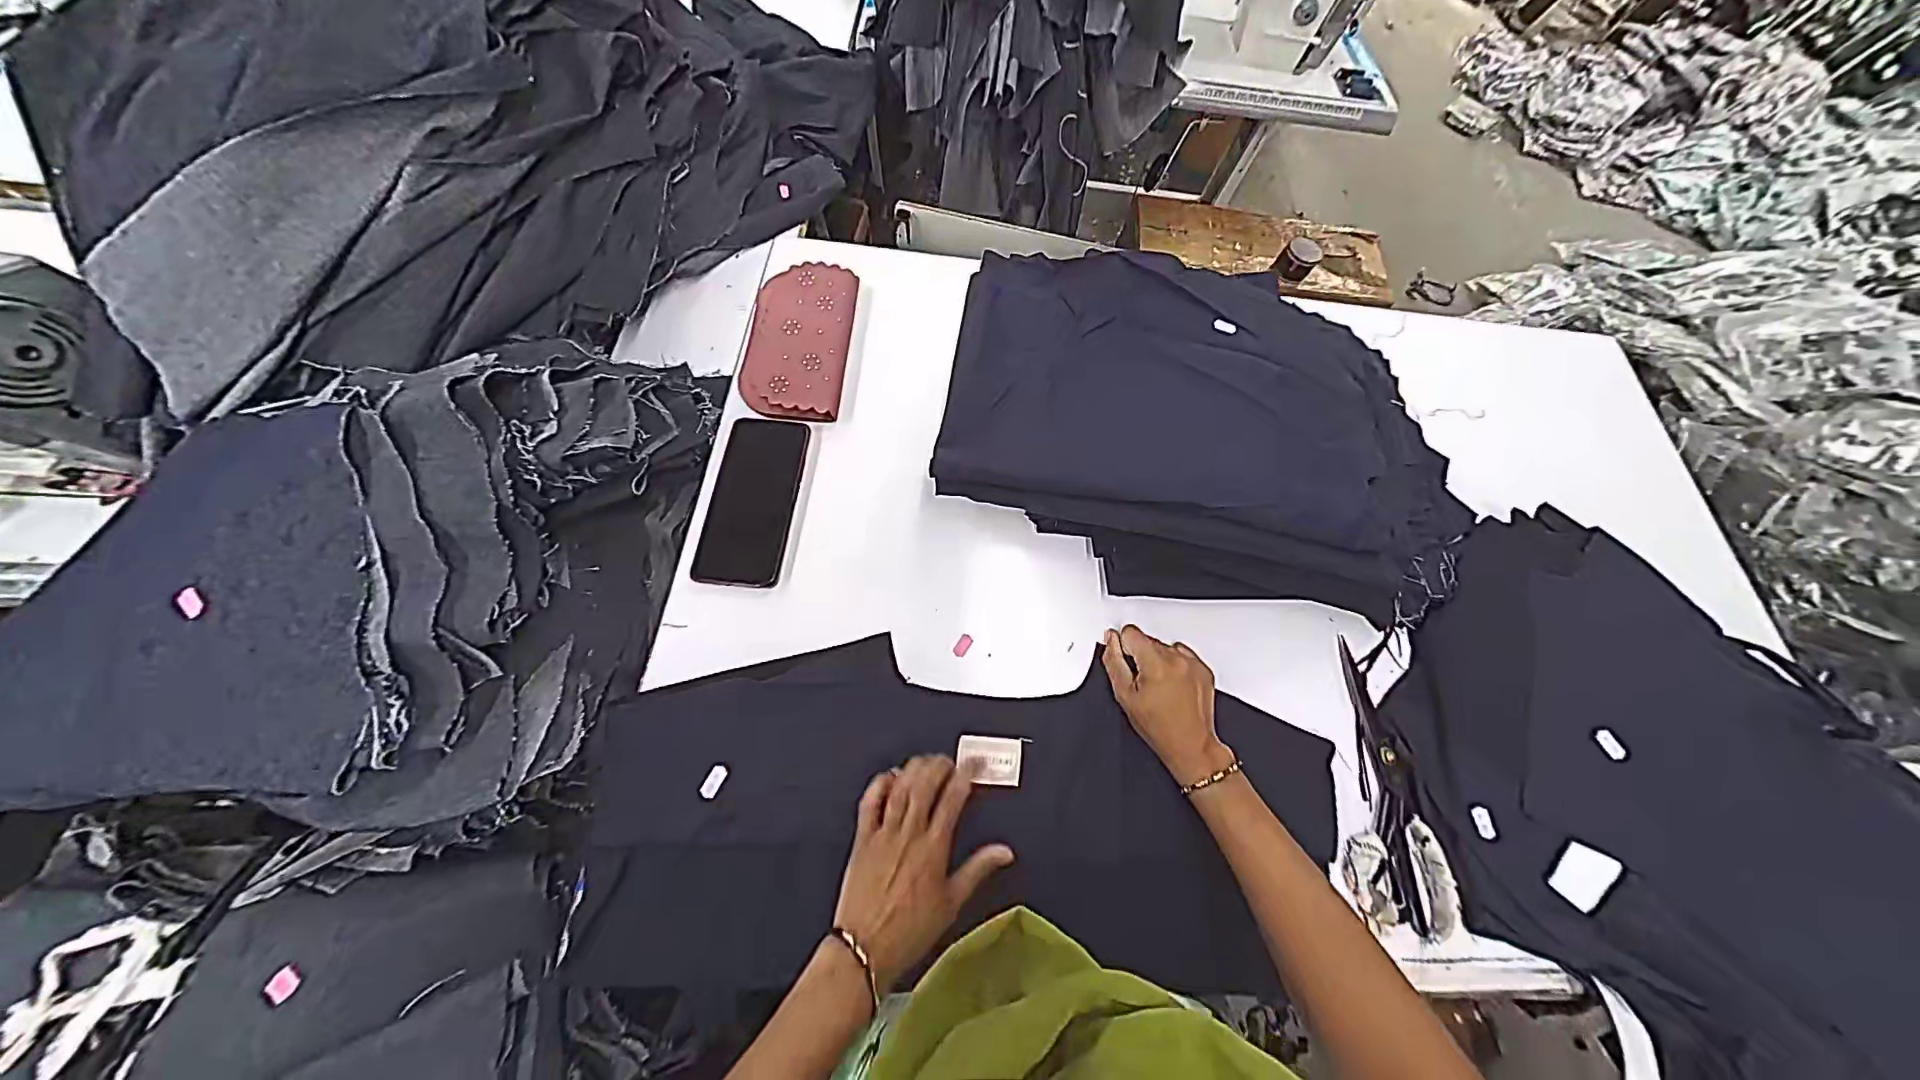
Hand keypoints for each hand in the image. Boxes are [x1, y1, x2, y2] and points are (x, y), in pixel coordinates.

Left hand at [832, 755, 1014, 991]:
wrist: (864, 948)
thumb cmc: (909, 931)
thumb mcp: (951, 903)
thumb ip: (977, 870)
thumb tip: (1003, 852)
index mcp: (933, 849)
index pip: (953, 800)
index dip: (964, 776)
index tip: (971, 765)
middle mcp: (909, 835)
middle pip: (925, 785)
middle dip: (939, 766)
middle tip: (948, 760)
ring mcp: (883, 834)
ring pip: (900, 788)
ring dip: (914, 769)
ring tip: (924, 762)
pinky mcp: (862, 839)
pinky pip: (870, 802)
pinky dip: (880, 784)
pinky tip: (890, 776)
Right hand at [1102, 625, 1236, 786]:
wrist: (1191, 744)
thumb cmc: (1160, 727)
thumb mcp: (1125, 696)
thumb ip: (1113, 662)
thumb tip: (1111, 640)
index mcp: (1156, 664)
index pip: (1131, 632)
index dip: (1123, 646)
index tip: (1126, 661)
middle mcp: (1177, 659)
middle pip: (1148, 640)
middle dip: (1141, 657)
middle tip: (1143, 683)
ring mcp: (1193, 664)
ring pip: (1165, 647)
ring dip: (1159, 660)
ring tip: (1159, 687)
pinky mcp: (1204, 669)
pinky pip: (1183, 655)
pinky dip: (1176, 666)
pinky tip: (1173, 686)